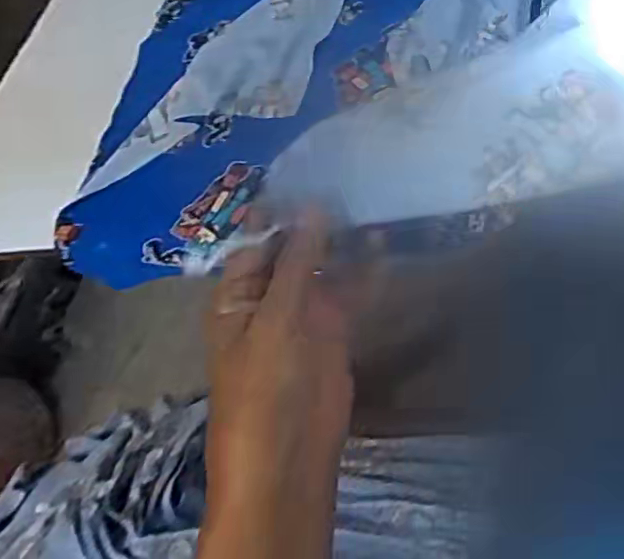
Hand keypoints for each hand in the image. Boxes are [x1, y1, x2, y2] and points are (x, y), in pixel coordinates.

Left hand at [200, 210, 356, 558]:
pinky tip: (384, 244)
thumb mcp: (276, 317)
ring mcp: (306, 310)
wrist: (291, 451)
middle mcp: (271, 296)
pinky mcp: (335, 324)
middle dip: (319, 221)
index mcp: (238, 296)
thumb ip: (298, 260)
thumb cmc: (264, 384)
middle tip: (351, 180)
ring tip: (372, 204)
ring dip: (346, 241)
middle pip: (295, 249)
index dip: (280, 210)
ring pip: (327, 265)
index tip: (311, 172)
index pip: (257, 241)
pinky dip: (366, 268)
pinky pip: (351, 288)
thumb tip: (314, 206)